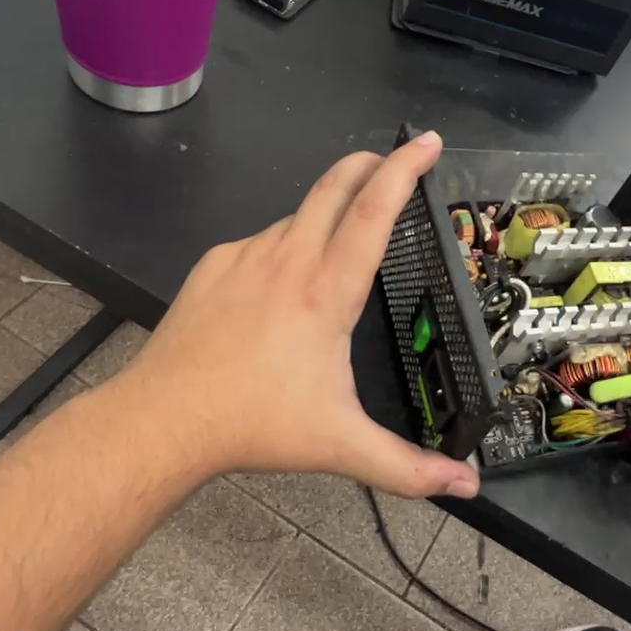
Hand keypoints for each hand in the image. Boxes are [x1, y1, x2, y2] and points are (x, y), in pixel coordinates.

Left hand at [101, 132, 479, 498]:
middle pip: (334, 186)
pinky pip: (260, 242)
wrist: (164, 418)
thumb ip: (409, 468)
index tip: (425, 142)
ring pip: (296, 217)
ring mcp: (246, 257)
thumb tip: (466, 488)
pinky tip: (278, 286)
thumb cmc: (257, 424)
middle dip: (368, 163)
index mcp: (328, 291)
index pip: (373, 212)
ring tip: (336, 251)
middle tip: (390, 159)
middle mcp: (289, 259)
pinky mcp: (214, 265)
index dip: (403, 170)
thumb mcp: (342, 446)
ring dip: (325, 217)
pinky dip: (282, 248)